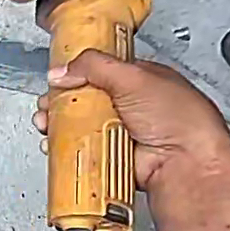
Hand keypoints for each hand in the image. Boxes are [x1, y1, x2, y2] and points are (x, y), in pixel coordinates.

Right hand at [33, 49, 229, 192]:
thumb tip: (61, 71)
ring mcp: (117, 131)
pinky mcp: (109, 153)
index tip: (55, 80)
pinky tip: (55, 143)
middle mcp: (127, 105)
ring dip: (56, 125)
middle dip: (59, 102)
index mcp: (138, 80)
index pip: (98, 71)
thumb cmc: (178, 119)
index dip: (74, 74)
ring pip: (77, 125)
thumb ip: (95, 66)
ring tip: (46, 124)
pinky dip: (64, 147)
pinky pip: (80, 149)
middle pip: (82, 99)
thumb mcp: (133, 77)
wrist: (184, 163)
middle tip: (47, 105)